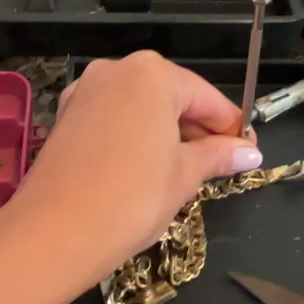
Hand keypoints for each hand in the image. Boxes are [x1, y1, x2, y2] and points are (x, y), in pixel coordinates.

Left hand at [8, 52, 261, 281]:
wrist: (54, 233)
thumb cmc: (131, 199)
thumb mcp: (184, 176)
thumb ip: (218, 155)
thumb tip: (250, 152)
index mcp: (153, 74)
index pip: (207, 98)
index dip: (231, 128)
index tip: (247, 152)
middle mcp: (117, 70)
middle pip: (172, 96)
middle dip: (197, 129)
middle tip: (218, 166)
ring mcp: (87, 90)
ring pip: (141, 106)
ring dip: (165, 133)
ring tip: (183, 173)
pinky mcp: (66, 114)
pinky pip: (113, 117)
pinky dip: (133, 136)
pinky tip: (143, 169)